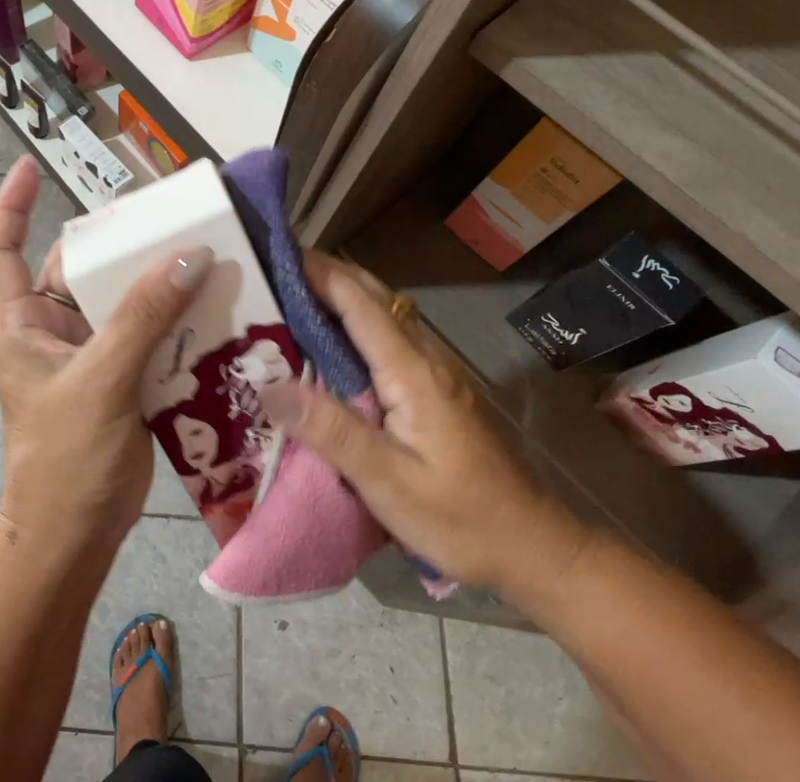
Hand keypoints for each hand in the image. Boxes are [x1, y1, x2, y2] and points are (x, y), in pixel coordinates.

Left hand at [0, 158, 211, 549]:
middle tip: (169, 214)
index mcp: (23, 324)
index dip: (11, 206)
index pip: (3, 251)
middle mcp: (53, 331)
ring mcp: (90, 356)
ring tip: (205, 249)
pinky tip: (215, 305)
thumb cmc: (64, 458)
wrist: (74, 536)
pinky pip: (151, 335)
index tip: (30, 166)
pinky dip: (177, 319)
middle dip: (120, 243)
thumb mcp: (100, 379)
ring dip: (158, 281)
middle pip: (82, 269)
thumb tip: (189, 255)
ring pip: (123, 301)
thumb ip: (143, 316)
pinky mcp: (123, 380)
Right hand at [263, 252, 592, 594]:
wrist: (532, 548)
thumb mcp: (389, 482)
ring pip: (380, 317)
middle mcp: (425, 360)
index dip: (316, 272)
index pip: (359, 303)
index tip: (271, 253)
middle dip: (322, 275)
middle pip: (372, 297)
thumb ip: (332, 430)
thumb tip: (270, 386)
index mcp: (413, 372)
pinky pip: (385, 343)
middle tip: (267, 275)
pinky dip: (350, 329)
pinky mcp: (433, 394)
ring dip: (335, 299)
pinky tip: (323, 351)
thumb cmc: (460, 518)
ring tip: (282, 303)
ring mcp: (433, 375)